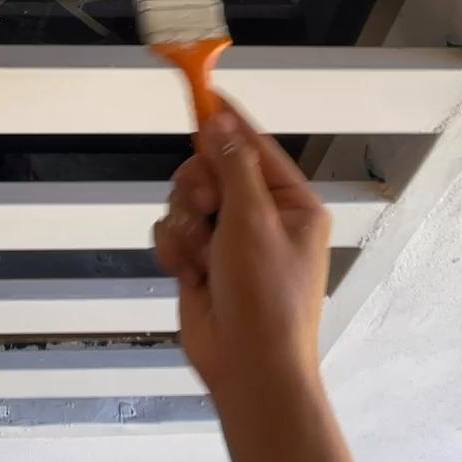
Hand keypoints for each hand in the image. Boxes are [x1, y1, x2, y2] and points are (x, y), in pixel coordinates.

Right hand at [152, 100, 330, 402]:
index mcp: (290, 203)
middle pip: (210, 168)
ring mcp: (228, 239)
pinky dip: (174, 250)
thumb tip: (220, 122)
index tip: (202, 92)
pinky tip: (189, 274)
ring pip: (185, 199)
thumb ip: (233, 165)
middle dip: (199, 188)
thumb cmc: (266, 301)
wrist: (247, 370)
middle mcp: (259, 216)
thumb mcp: (252, 222)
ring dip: (185, 226)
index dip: (226, 120)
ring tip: (201, 257)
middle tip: (205, 207)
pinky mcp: (200, 259)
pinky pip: (172, 229)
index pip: (253, 145)